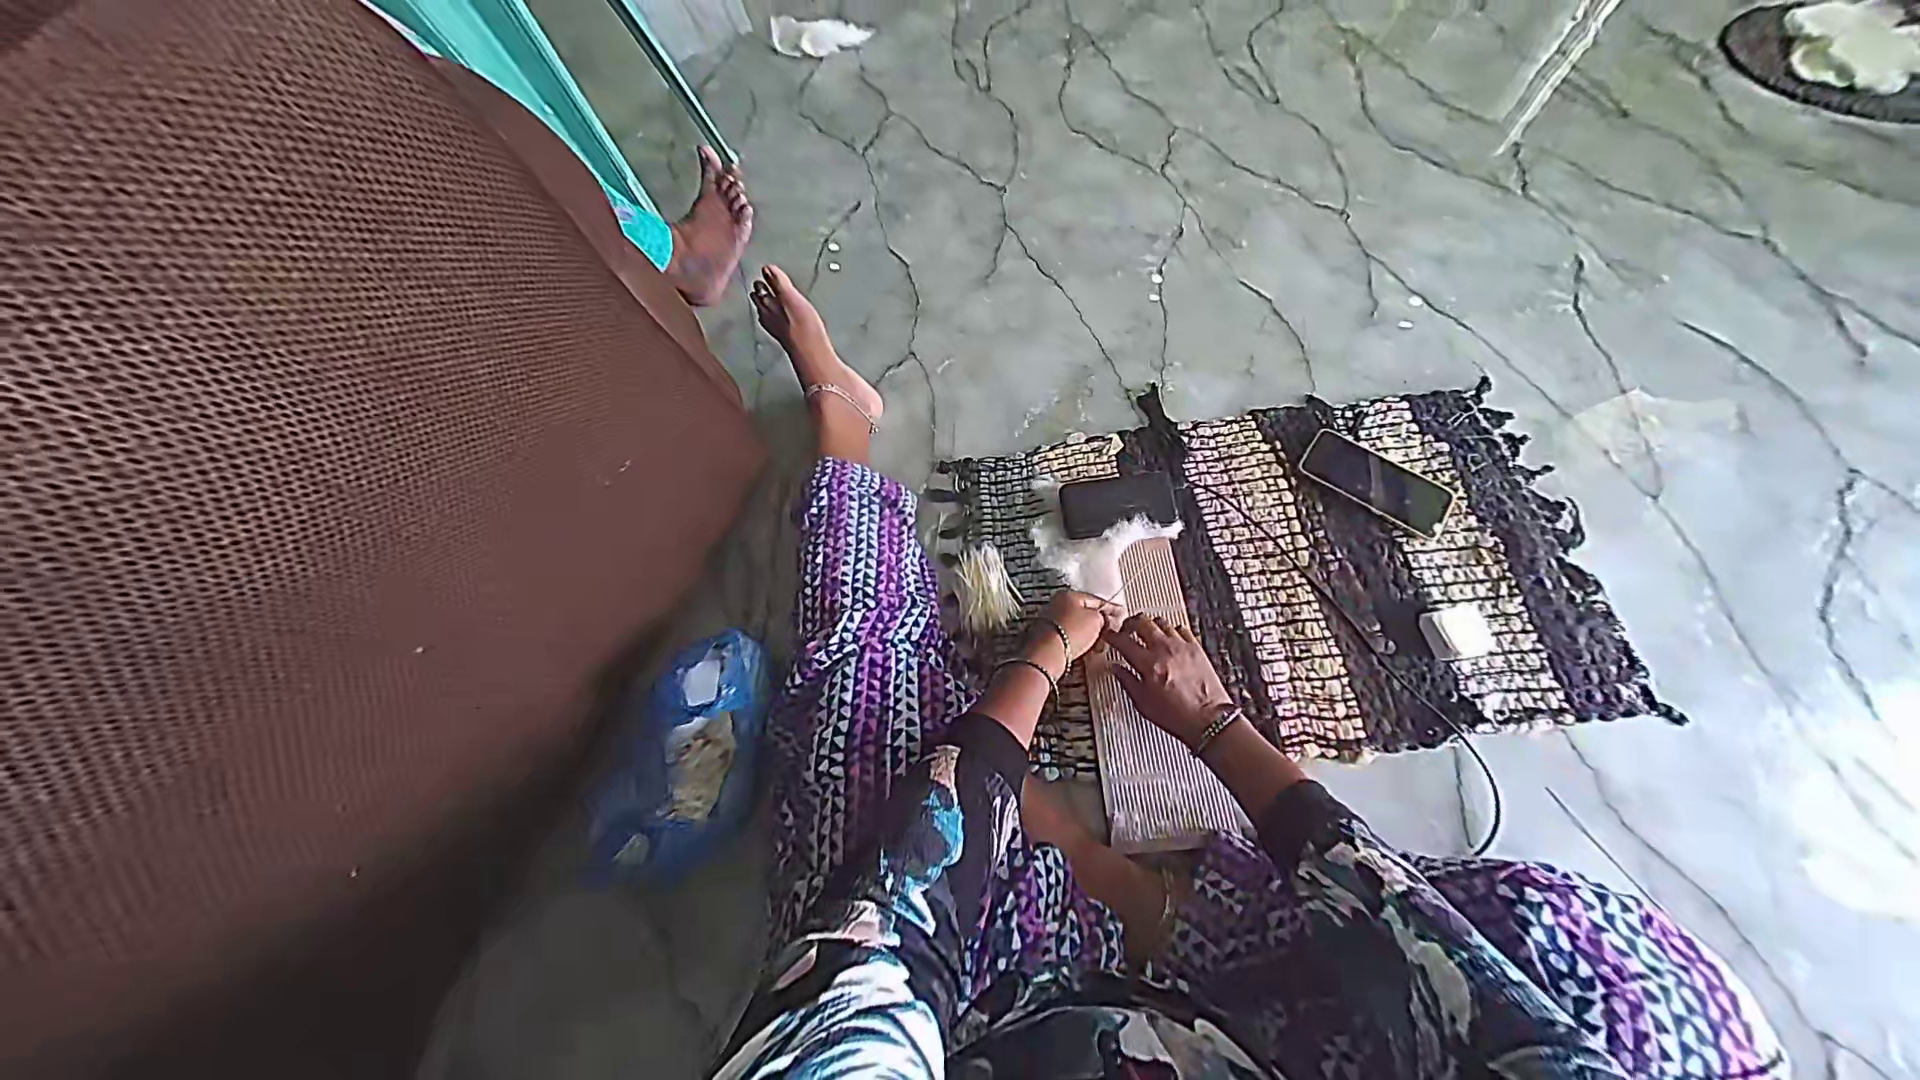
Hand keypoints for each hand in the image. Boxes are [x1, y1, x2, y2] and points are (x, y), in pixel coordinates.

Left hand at [1025, 591, 1124, 675]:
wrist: (1048, 653)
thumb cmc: (1069, 633)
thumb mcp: (1096, 620)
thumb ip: (1105, 617)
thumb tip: (1105, 620)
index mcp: (1068, 595)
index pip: (1096, 599)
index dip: (1111, 608)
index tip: (1120, 613)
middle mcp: (1057, 605)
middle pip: (1085, 613)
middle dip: (1099, 625)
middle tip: (1109, 633)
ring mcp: (1050, 621)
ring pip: (1077, 627)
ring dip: (1090, 636)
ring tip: (1097, 646)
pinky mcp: (1047, 638)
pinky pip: (1069, 638)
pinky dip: (1078, 643)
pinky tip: (1084, 651)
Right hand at [1101, 614, 1232, 746]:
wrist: (1209, 720)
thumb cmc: (1178, 715)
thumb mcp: (1143, 703)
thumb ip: (1127, 681)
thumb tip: (1117, 669)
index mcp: (1148, 664)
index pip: (1123, 640)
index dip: (1111, 635)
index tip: (1109, 635)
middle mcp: (1164, 650)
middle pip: (1141, 622)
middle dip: (1129, 623)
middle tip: (1126, 629)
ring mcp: (1182, 647)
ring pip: (1161, 621)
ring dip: (1150, 625)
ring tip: (1147, 633)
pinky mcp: (1196, 648)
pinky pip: (1181, 629)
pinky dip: (1171, 631)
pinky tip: (1169, 639)